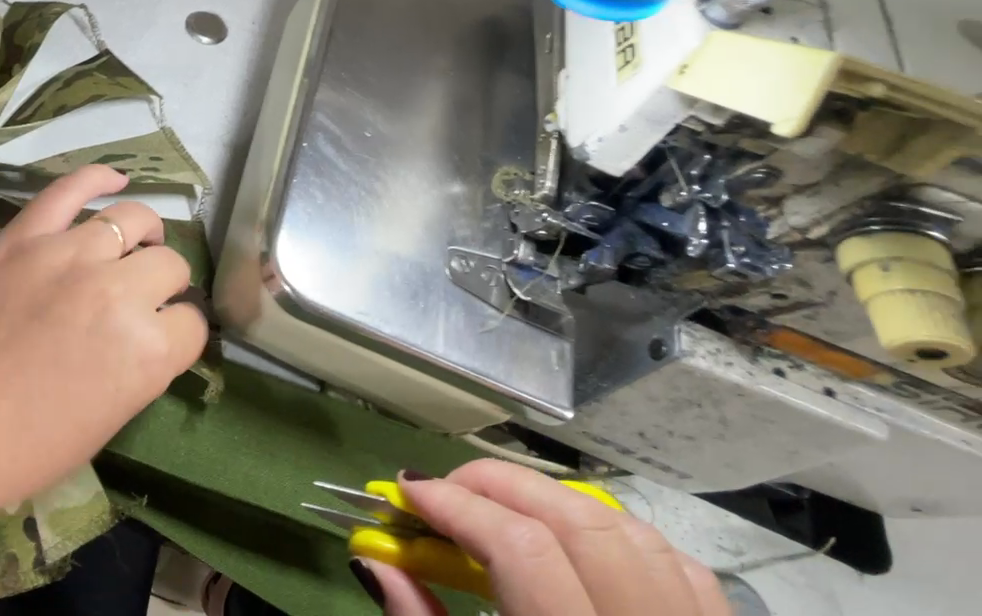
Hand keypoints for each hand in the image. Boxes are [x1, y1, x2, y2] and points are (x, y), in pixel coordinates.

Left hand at [0, 164, 208, 533]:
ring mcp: (70, 253)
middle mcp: (120, 291)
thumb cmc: (23, 447)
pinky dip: (96, 177)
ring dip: (142, 234)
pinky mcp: (26, 235)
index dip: (179, 331)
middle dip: (164, 285)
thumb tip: (146, 336)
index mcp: (148, 351)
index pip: (192, 324)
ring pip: (133, 219)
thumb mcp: (107, 421)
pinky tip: (113, 178)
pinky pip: (69, 189)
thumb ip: (139, 369)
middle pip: (169, 266)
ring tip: (134, 245)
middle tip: (143, 298)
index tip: (163, 336)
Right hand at [355, 461, 730, 615]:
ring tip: (500, 511)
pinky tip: (576, 548)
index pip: (520, 549)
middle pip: (578, 523)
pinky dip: (614, 537)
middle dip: (498, 485)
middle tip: (444, 491)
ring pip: (632, 534)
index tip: (406, 491)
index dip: (455, 505)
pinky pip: (679, 568)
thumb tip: (374, 563)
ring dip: (552, 503)